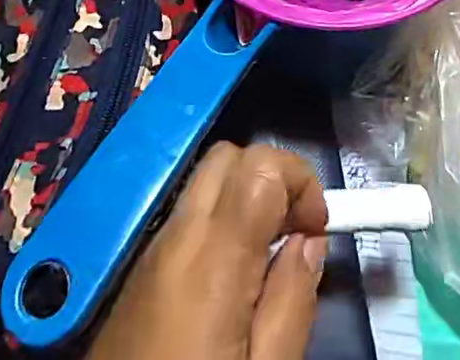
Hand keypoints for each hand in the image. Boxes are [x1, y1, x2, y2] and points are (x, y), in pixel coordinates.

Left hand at [88, 142, 329, 359]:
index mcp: (212, 259)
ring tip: (271, 254)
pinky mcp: (142, 263)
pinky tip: (237, 269)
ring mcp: (154, 245)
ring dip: (246, 195)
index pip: (258, 165)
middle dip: (271, 177)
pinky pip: (187, 212)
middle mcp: (178, 235)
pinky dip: (221, 216)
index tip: (316, 226)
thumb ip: (292, 303)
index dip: (298, 179)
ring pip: (205, 179)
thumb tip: (309, 244)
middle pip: (227, 156)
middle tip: (296, 232)